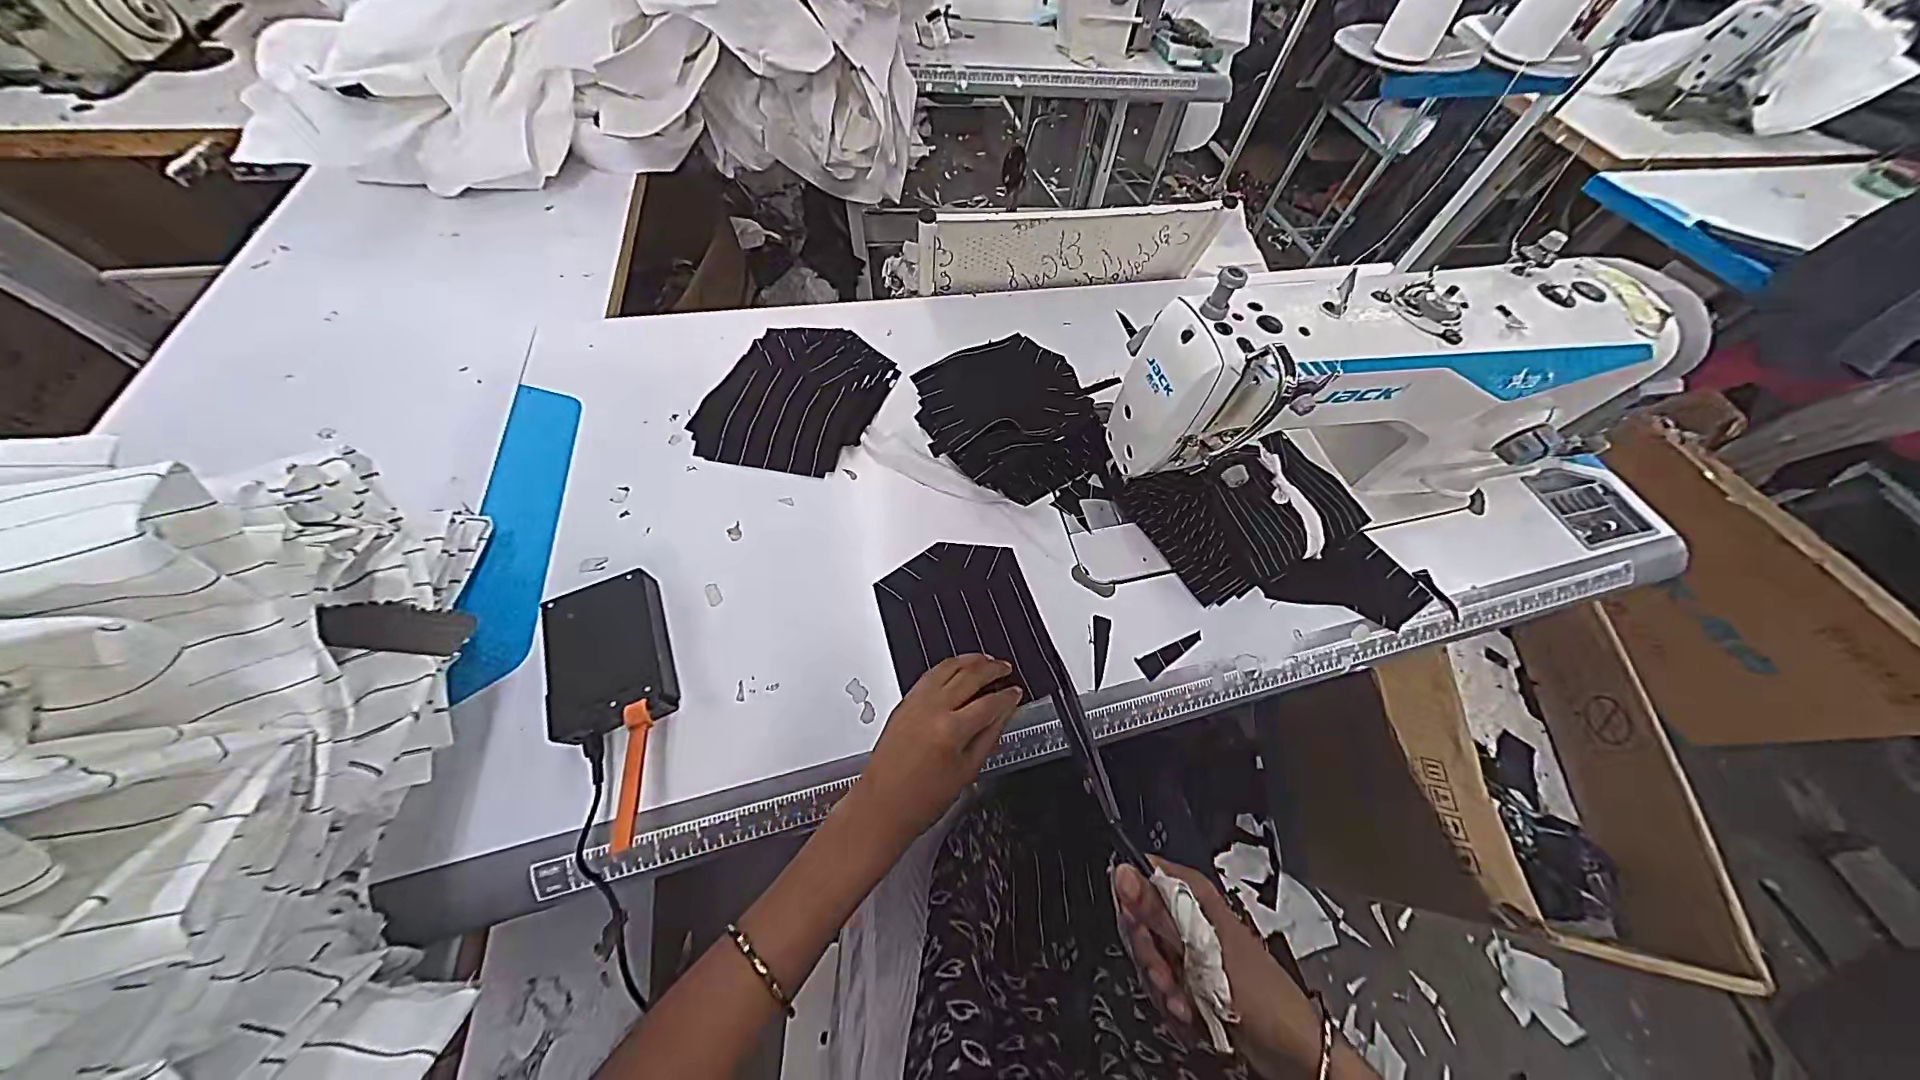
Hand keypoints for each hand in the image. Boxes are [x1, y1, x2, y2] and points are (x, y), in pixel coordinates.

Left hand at [852, 655, 1022, 843]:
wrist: (882, 805)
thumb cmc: (919, 799)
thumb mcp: (967, 771)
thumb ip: (989, 737)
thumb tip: (1004, 715)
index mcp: (951, 730)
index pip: (989, 703)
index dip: (1007, 697)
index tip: (1015, 693)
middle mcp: (932, 709)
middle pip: (970, 676)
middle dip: (992, 669)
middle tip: (1005, 668)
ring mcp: (916, 703)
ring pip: (948, 667)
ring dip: (970, 660)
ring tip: (985, 659)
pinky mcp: (904, 703)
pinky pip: (930, 674)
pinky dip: (947, 666)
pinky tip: (956, 667)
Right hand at [1116, 857, 1373, 1079]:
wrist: (1293, 1053)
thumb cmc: (1262, 995)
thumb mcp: (1202, 948)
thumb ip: (1157, 909)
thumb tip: (1122, 871)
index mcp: (1193, 894)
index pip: (1138, 879)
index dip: (1131, 907)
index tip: (1141, 933)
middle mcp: (1188, 917)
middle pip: (1138, 924)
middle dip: (1150, 958)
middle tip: (1170, 977)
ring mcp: (1187, 950)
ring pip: (1147, 960)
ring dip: (1162, 988)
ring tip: (1187, 1004)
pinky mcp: (1189, 980)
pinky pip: (1159, 987)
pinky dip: (1171, 1006)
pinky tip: (1191, 1016)